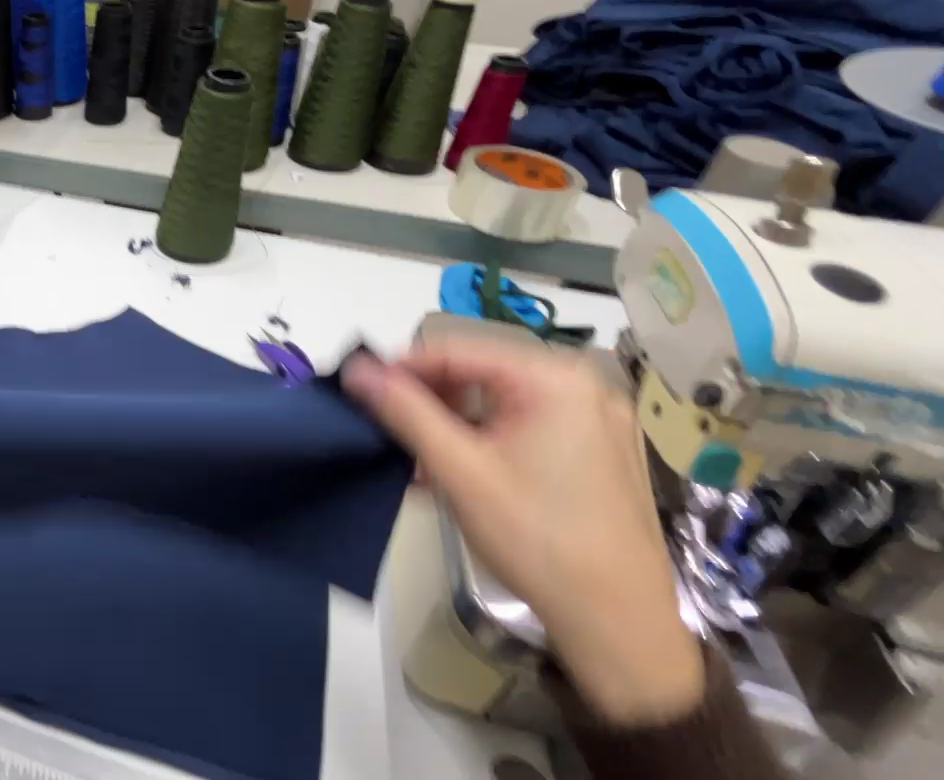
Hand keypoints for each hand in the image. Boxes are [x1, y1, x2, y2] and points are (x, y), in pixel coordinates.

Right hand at [342, 338, 704, 724]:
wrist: (618, 623)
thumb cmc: (536, 537)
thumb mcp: (458, 470)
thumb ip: (404, 411)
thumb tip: (356, 369)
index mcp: (555, 380)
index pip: (457, 351)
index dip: (401, 367)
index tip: (359, 390)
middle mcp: (584, 388)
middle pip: (480, 374)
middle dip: (428, 401)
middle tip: (388, 431)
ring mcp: (597, 422)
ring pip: (499, 403)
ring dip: (452, 425)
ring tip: (417, 460)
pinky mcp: (598, 453)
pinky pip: (525, 428)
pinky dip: (485, 442)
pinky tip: (456, 472)